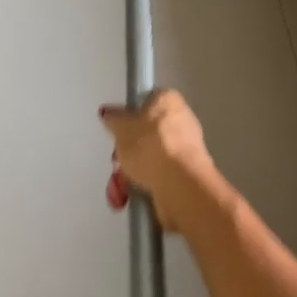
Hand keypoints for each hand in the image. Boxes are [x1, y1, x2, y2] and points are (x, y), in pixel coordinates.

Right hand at [100, 89, 216, 231]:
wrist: (180, 186)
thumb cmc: (149, 145)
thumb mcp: (120, 127)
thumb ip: (113, 118)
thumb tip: (108, 113)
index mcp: (168, 100)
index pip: (145, 102)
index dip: (128, 117)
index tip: (118, 132)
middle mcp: (181, 121)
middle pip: (145, 134)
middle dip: (127, 152)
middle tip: (118, 162)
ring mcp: (186, 150)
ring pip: (150, 158)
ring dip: (132, 173)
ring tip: (121, 187)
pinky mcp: (187, 176)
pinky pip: (159, 176)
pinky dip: (145, 186)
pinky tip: (132, 196)